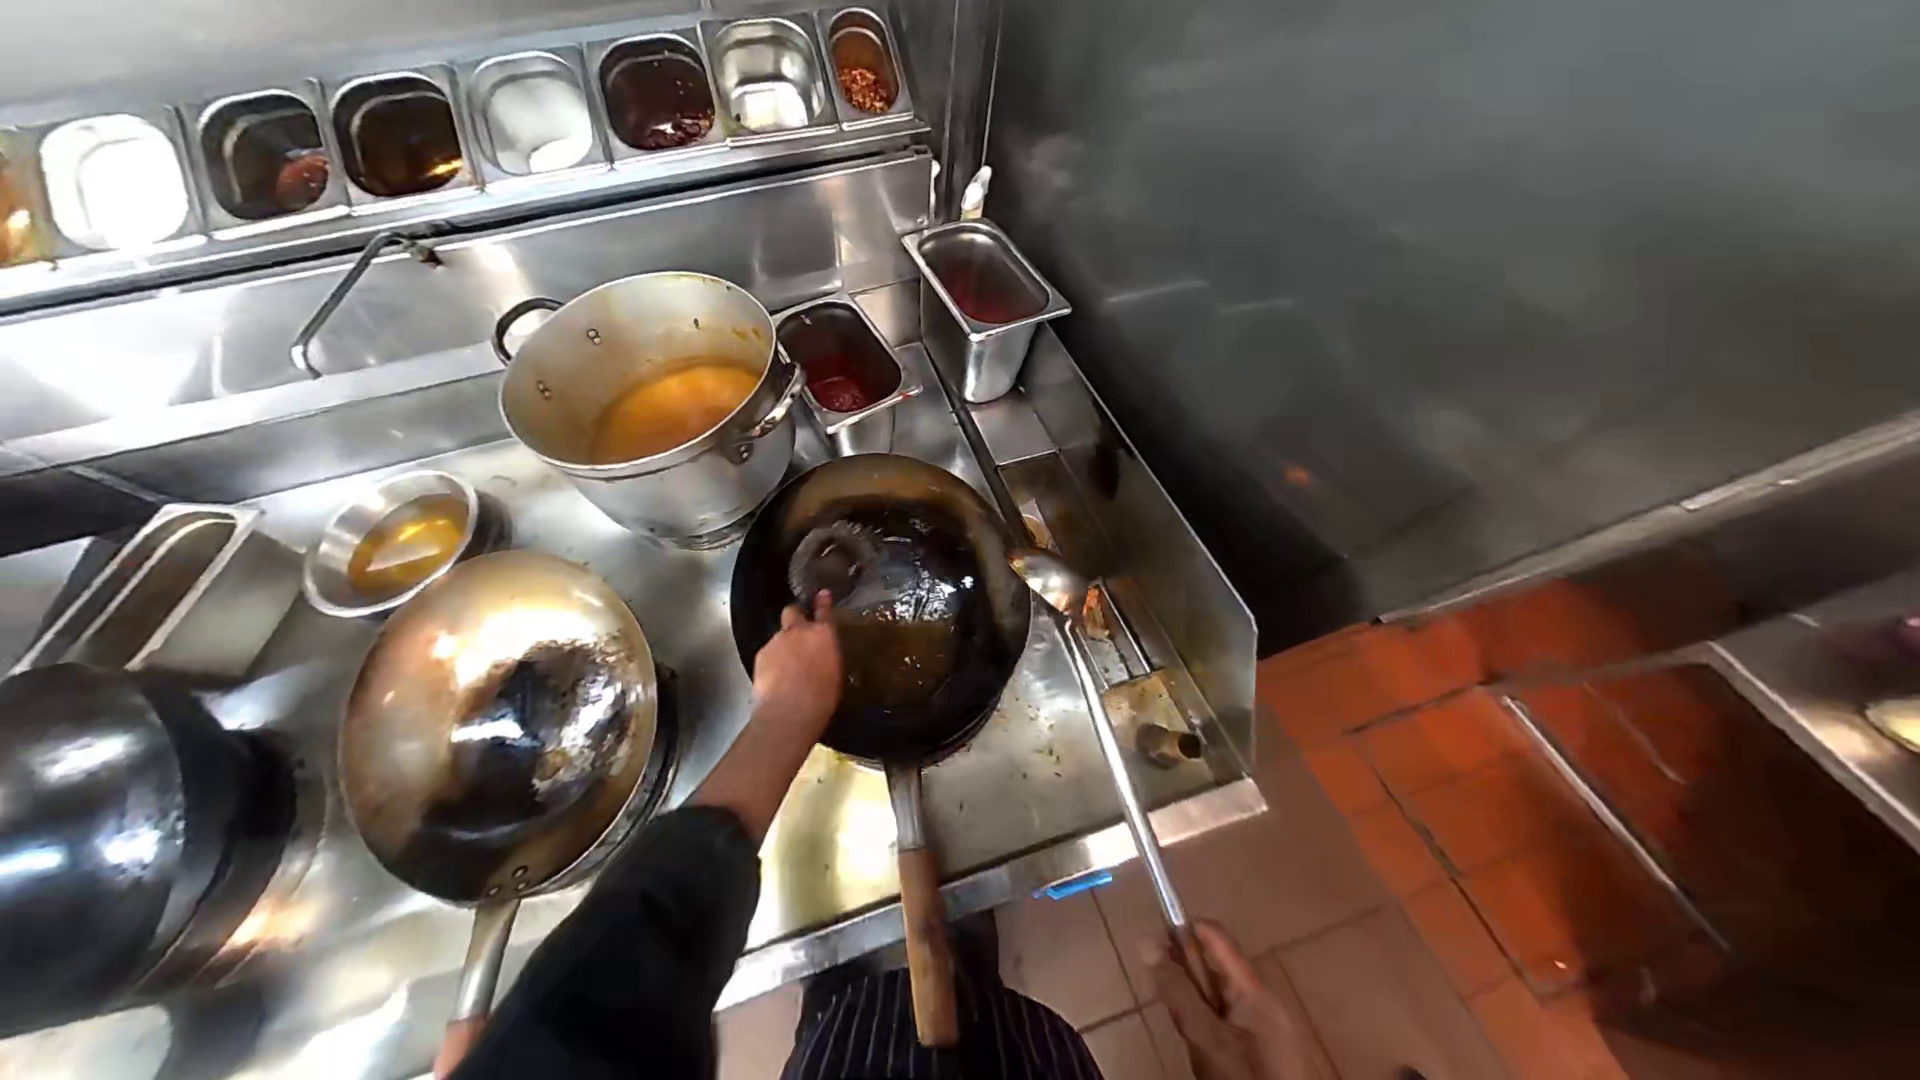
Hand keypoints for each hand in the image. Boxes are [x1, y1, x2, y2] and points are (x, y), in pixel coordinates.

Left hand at [750, 590, 842, 738]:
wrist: (789, 712)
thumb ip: (828, 654)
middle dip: (795, 616)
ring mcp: (777, 641)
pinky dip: (772, 659)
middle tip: (798, 629)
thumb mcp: (835, 672)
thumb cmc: (822, 697)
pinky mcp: (761, 654)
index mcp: (823, 634)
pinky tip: (775, 676)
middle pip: (792, 611)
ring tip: (786, 665)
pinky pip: (768, 651)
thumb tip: (823, 652)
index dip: (823, 602)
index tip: (822, 594)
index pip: (824, 610)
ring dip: (783, 644)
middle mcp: (798, 631)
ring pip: (779, 635)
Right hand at [1149, 921, 1330, 1079]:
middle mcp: (1263, 1003)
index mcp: (1256, 991)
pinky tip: (1204, 1058)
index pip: (1215, 937)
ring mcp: (1264, 1030)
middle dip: (1186, 983)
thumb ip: (1176, 989)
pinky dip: (1207, 1032)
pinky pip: (1225, 1024)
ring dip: (1194, 1013)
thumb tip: (1145, 941)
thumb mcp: (1205, 1038)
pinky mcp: (1260, 1052)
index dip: (1184, 931)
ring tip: (1194, 1046)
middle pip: (1212, 969)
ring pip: (1214, 1000)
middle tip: (1175, 1012)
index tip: (1155, 942)